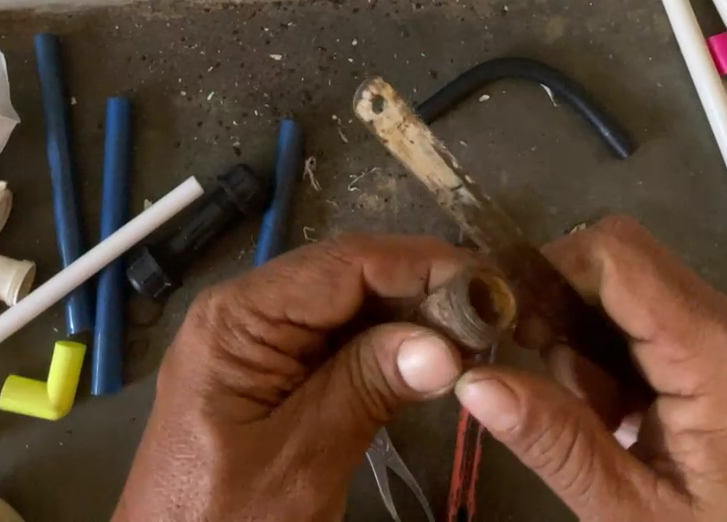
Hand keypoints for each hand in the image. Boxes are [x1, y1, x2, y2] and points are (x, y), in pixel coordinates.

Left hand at [113, 235, 471, 521]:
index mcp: (238, 314)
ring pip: (345, 302)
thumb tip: (446, 343)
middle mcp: (245, 307)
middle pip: (343, 274)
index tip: (482, 279)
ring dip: (407, 310)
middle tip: (489, 303)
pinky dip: (383, 342)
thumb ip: (364, 390)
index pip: (340, 263)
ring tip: (473, 323)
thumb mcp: (297, 463)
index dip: (415, 263)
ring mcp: (256, 337)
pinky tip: (426, 351)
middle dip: (416, 284)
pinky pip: (334, 338)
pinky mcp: (270, 368)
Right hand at [454, 217, 726, 519]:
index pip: (614, 252)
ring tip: (605, 424)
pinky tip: (630, 421)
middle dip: (567, 315)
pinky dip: (622, 357)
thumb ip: (559, 444)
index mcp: (723, 355)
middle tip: (558, 392)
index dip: (549, 271)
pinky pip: (659, 320)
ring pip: (632, 291)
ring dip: (592, 343)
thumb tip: (471, 381)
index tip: (513, 331)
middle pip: (620, 265)